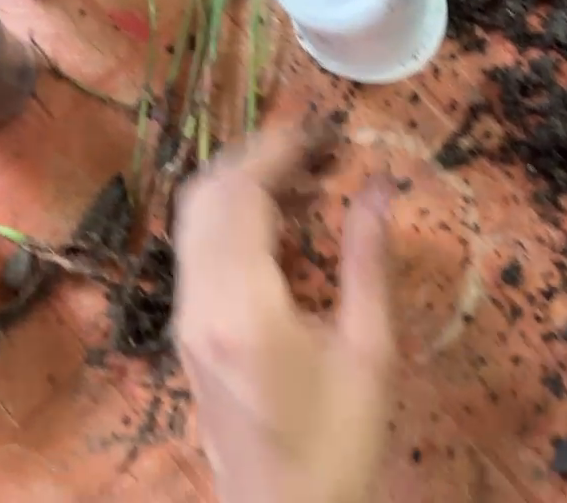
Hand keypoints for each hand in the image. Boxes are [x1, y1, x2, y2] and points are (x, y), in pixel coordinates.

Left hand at [172, 130, 394, 502]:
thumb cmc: (338, 441)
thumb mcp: (369, 350)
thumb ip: (369, 259)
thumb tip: (382, 184)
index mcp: (243, 306)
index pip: (242, 195)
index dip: (277, 148)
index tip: (318, 124)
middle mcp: (198, 302)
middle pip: (206, 194)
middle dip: (256, 154)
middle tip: (314, 143)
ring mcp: (184, 316)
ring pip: (194, 215)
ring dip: (241, 178)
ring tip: (303, 170)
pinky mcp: (187, 327)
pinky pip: (198, 244)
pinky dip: (231, 211)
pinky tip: (279, 216)